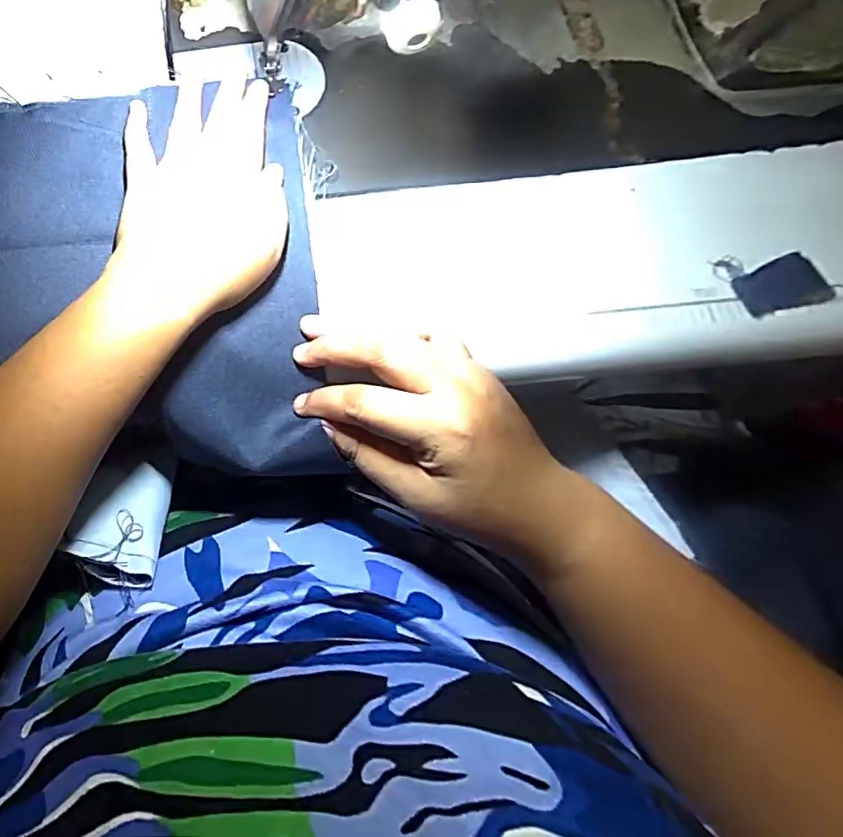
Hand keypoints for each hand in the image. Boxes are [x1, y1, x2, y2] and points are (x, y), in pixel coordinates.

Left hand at [107, 79, 288, 325]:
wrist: (166, 284)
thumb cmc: (222, 268)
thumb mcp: (268, 239)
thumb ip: (271, 201)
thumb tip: (270, 175)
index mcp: (239, 175)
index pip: (249, 131)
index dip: (253, 107)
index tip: (256, 89)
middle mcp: (204, 164)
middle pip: (218, 121)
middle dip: (227, 95)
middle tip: (232, 75)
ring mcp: (170, 171)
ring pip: (181, 124)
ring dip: (188, 100)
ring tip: (193, 80)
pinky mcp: (141, 185)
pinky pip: (138, 148)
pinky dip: (136, 127)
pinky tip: (136, 110)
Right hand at [291, 317, 597, 569]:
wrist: (542, 505)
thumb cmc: (477, 512)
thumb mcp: (415, 497)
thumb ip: (367, 455)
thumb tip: (328, 424)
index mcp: (440, 425)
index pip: (365, 401)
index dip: (326, 402)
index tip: (300, 406)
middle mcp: (456, 386)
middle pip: (384, 350)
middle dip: (336, 346)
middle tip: (302, 349)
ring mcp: (471, 370)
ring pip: (406, 335)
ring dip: (363, 331)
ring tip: (324, 330)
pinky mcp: (478, 368)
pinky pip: (432, 337)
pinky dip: (400, 334)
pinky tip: (380, 341)